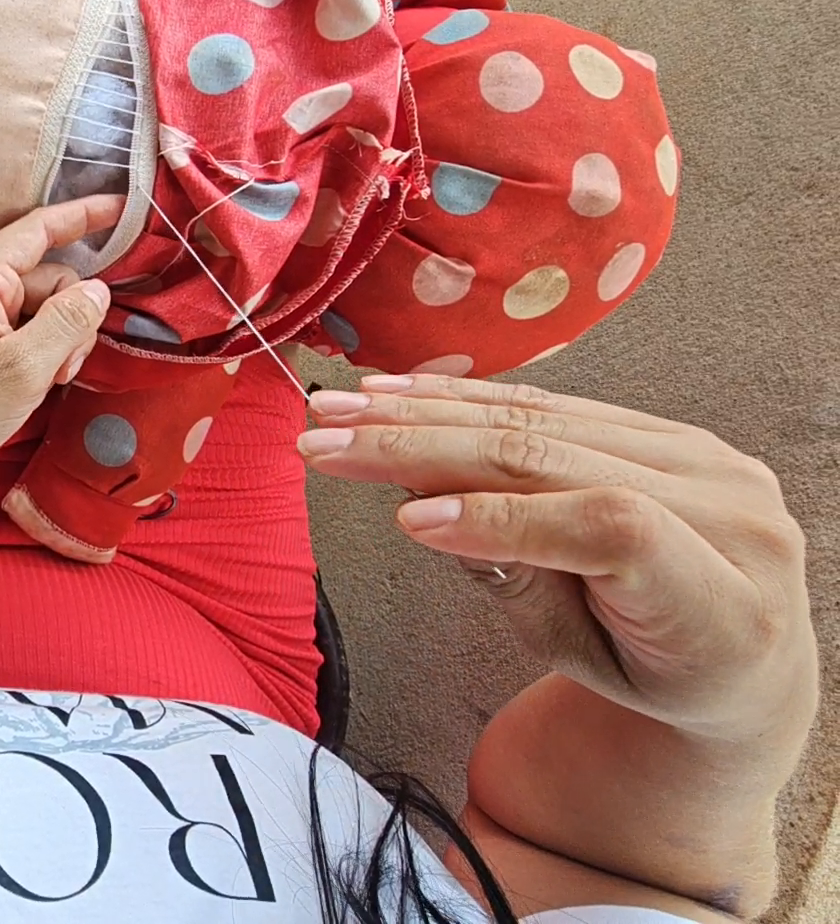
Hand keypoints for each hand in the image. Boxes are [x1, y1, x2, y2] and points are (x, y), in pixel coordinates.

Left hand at [0, 195, 121, 488]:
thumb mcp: (21, 370)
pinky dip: (40, 353)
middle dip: (71, 316)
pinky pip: (24, 330)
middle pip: (49, 277)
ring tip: (46, 381)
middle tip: (64, 367)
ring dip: (58, 342)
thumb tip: (98, 290)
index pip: (37, 229)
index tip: (126, 206)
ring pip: (42, 308)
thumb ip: (66, 323)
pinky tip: (36, 383)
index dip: (84, 215)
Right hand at [300, 375, 815, 740]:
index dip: (500, 517)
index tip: (405, 520)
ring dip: (416, 411)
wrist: (732, 651)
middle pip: (547, 457)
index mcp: (726, 601)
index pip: (609, 531)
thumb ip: (511, 575)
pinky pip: (542, 402)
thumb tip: (424, 508)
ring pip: (530, 419)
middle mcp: (729, 511)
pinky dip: (458, 397)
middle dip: (415, 447)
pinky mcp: (659, 430)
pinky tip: (395, 390)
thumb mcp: (574, 651)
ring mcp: (699, 459)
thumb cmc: (647, 668)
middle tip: (326, 443)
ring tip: (339, 409)